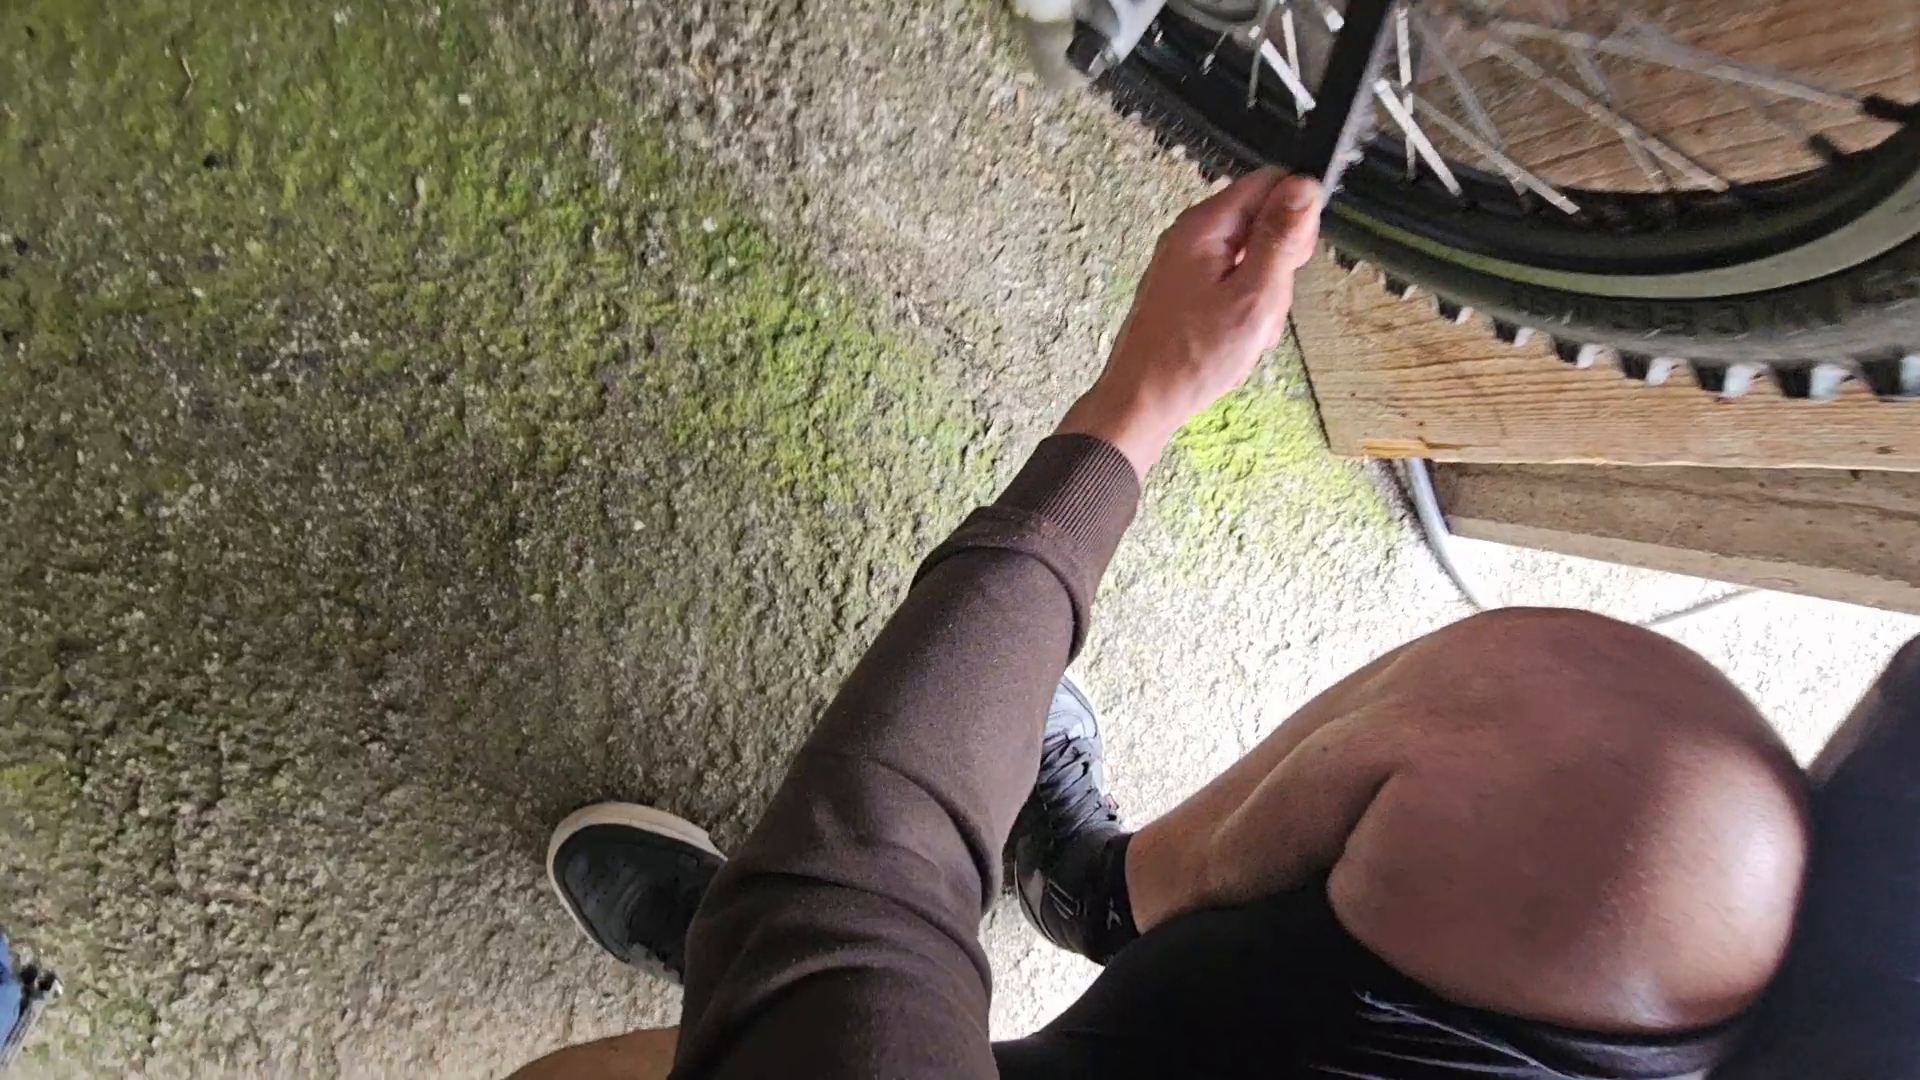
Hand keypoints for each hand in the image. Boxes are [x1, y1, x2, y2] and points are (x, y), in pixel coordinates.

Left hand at [1058, 169, 1321, 476]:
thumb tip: (1304, 185)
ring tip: (1242, 334)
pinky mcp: (1184, 298)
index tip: (1293, 260)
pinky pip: (1230, 293)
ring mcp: (1185, 271)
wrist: (1141, 403)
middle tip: (1263, 307)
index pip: (1269, 184)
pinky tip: (1230, 344)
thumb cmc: (1189, 359)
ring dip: (1260, 302)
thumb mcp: (1253, 295)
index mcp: (1202, 227)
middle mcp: (1189, 241)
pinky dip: (1240, 318)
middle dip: (1277, 270)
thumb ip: (1281, 238)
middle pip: (1261, 227)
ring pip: (1250, 267)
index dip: (1295, 218)